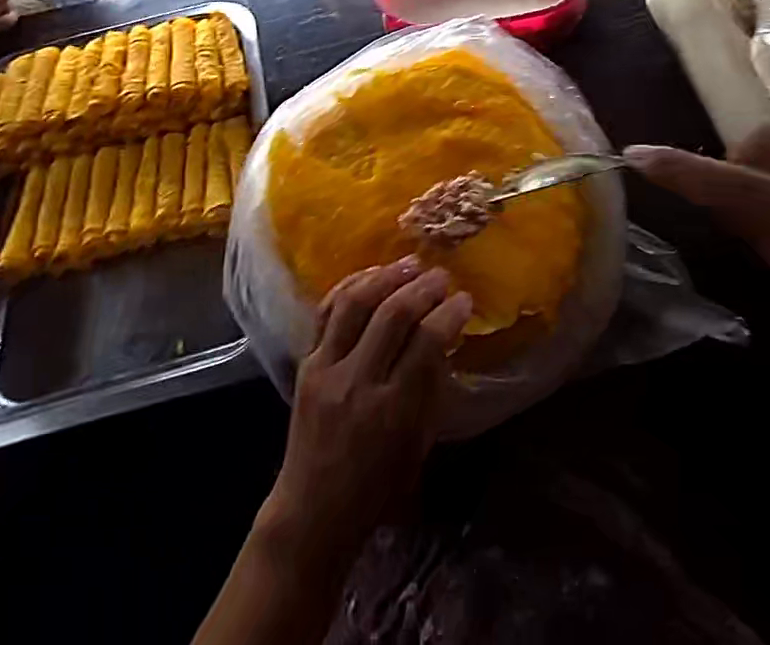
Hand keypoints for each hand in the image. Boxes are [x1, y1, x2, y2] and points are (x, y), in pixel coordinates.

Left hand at [270, 258, 472, 548]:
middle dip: (421, 288)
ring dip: (384, 277)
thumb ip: (430, 394)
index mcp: (394, 410)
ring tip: (407, 264)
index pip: (426, 344)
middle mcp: (358, 380)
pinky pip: (325, 313)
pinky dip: (348, 288)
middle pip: (391, 315)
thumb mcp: (418, 448)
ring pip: (354, 304)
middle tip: (440, 275)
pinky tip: (368, 277)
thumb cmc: (378, 487)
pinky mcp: (305, 362)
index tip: (464, 299)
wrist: (315, 505)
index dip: (448, 315)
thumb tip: (441, 343)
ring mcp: (326, 367)